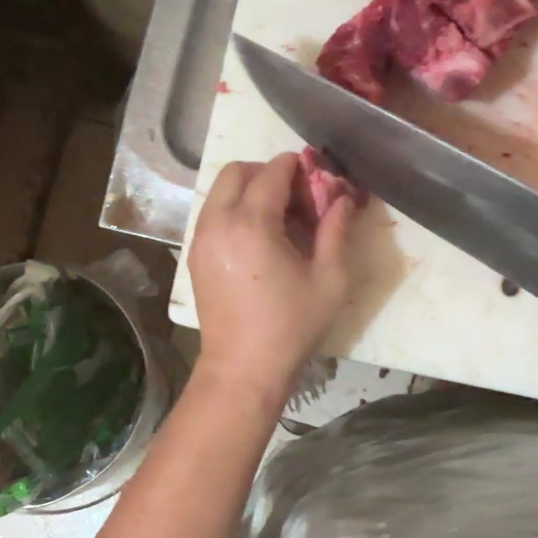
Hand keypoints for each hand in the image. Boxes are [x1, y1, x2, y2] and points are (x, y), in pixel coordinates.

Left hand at [188, 153, 357, 397]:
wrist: (243, 369)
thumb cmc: (291, 326)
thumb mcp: (329, 280)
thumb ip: (336, 230)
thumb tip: (343, 198)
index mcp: (250, 223)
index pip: (273, 172)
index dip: (299, 169)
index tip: (320, 182)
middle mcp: (217, 223)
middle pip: (237, 171)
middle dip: (268, 173)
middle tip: (297, 199)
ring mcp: (200, 240)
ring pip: (220, 192)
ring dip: (249, 192)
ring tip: (280, 221)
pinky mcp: (195, 257)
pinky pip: (213, 215)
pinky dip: (234, 212)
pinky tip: (260, 241)